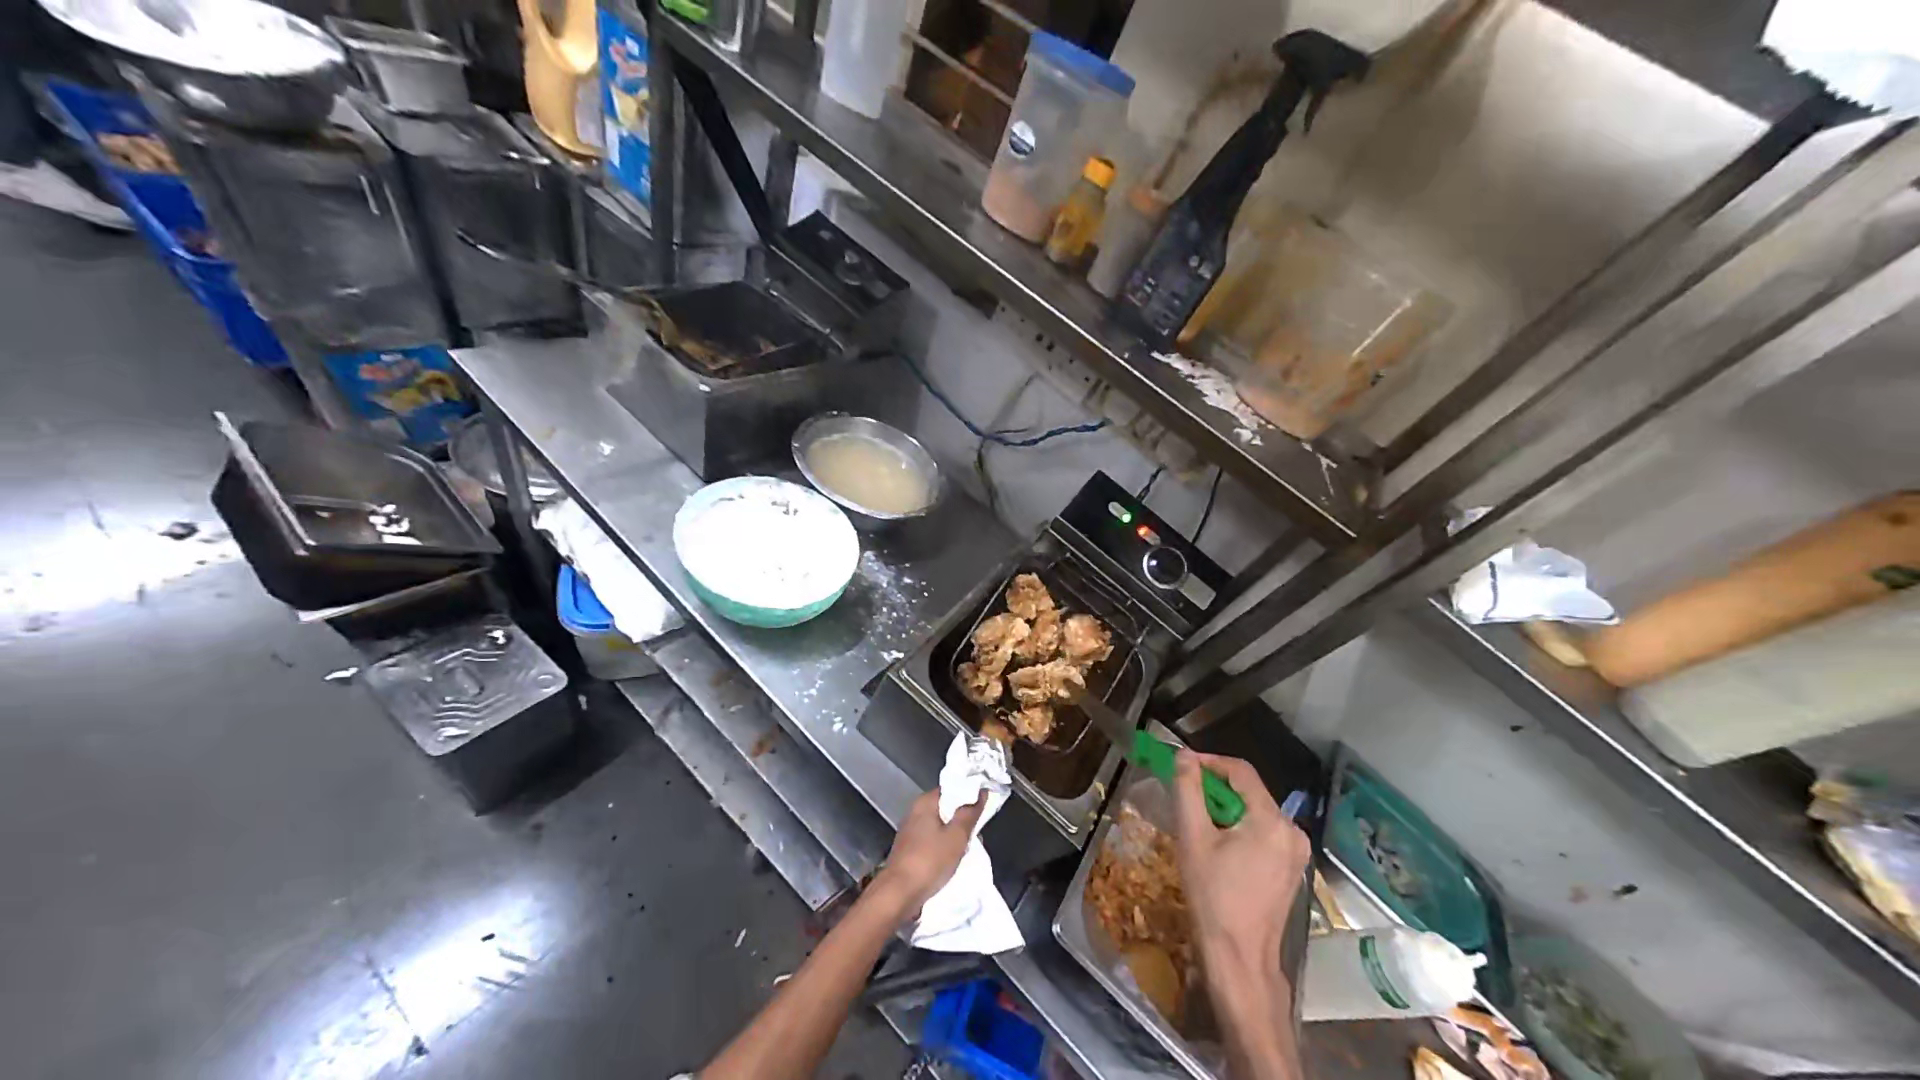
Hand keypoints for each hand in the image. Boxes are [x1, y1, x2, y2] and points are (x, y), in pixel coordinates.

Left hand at [873, 790, 985, 919]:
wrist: (899, 894)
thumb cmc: (930, 861)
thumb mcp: (957, 836)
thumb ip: (970, 813)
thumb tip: (981, 792)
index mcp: (925, 802)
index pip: (952, 788)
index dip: (969, 793)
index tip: (986, 804)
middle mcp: (915, 812)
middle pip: (946, 807)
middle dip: (964, 817)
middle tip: (979, 830)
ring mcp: (911, 831)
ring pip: (940, 825)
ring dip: (955, 834)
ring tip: (970, 846)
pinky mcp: (910, 849)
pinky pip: (933, 840)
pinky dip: (945, 846)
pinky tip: (955, 858)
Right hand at [1172, 751, 1309, 995]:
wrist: (1238, 956)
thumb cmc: (1212, 894)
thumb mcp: (1193, 836)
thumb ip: (1188, 790)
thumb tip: (1185, 755)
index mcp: (1272, 820)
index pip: (1241, 771)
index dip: (1210, 761)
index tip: (1183, 765)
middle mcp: (1293, 831)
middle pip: (1250, 792)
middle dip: (1216, 789)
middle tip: (1186, 797)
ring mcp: (1297, 852)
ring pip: (1257, 812)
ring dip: (1227, 810)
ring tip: (1199, 822)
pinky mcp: (1293, 869)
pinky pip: (1265, 833)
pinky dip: (1241, 829)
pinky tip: (1220, 846)